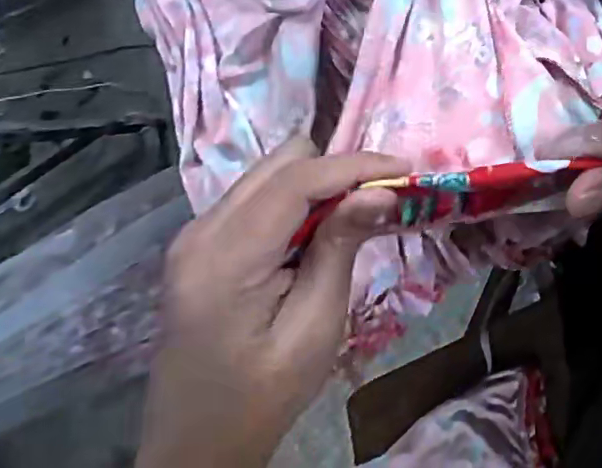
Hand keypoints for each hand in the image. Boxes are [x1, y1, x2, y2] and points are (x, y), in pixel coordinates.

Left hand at [137, 139, 407, 467]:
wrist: (195, 449)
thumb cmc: (261, 396)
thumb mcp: (314, 327)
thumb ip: (341, 247)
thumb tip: (380, 190)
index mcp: (225, 258)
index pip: (297, 180)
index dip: (356, 164)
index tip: (406, 170)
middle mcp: (201, 232)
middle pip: (283, 161)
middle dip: (340, 168)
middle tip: (381, 194)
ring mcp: (196, 235)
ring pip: (273, 170)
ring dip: (321, 179)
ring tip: (357, 209)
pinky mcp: (202, 243)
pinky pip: (261, 192)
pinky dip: (301, 195)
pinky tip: (322, 225)